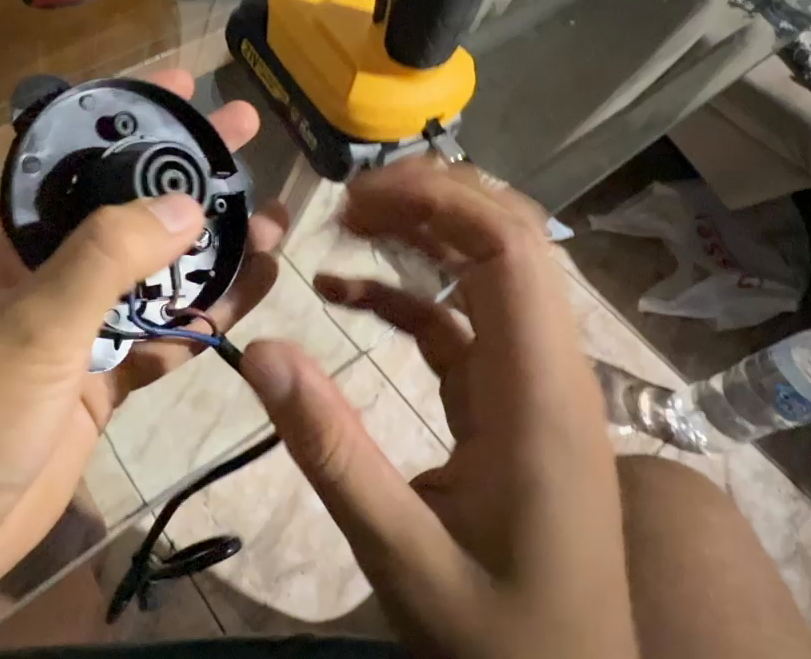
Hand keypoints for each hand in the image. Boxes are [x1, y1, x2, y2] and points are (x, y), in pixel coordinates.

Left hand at [0, 70, 285, 630]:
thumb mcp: (31, 323)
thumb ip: (108, 257)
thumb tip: (185, 203)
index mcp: (3, 233)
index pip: (68, 152)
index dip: (125, 116)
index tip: (183, 88)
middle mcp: (39, 268)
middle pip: (121, 208)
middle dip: (183, 177)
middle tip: (248, 138)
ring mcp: (70, 326)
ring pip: (148, 275)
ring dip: (206, 253)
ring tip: (272, 224)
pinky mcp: (94, 380)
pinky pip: (155, 338)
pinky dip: (198, 322)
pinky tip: (249, 299)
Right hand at [240, 159, 636, 658]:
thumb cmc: (497, 640)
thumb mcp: (400, 553)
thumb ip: (330, 449)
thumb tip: (259, 348)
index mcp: (542, 397)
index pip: (512, 250)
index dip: (440, 198)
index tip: (354, 197)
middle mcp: (550, 374)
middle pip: (508, 242)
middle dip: (427, 202)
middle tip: (341, 206)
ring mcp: (532, 387)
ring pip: (489, 273)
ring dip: (420, 237)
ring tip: (343, 226)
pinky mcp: (508, 405)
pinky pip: (461, 324)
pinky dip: (406, 297)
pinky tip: (346, 295)